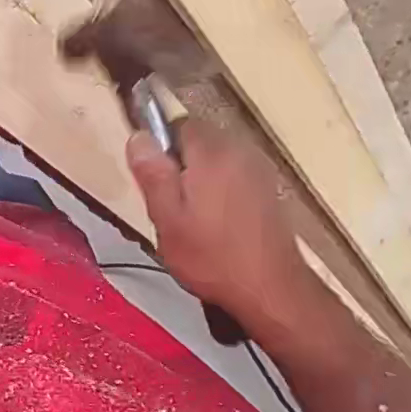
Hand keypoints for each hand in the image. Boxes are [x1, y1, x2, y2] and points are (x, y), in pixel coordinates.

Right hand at [126, 118, 314, 324]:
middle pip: (201, 141)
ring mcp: (260, 170)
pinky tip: (221, 225)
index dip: (162, 148)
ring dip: (205, 179)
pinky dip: (225, 192)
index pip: (179, 123)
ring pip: (220, 160)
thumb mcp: (168, 220)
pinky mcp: (271, 190)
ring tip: (197, 220)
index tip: (156, 180)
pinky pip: (238, 177)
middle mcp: (240, 151)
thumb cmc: (213, 258)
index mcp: (212, 152)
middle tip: (173, 207)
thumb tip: (138, 136)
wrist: (271, 288)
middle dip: (183, 165)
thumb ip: (153, 175)